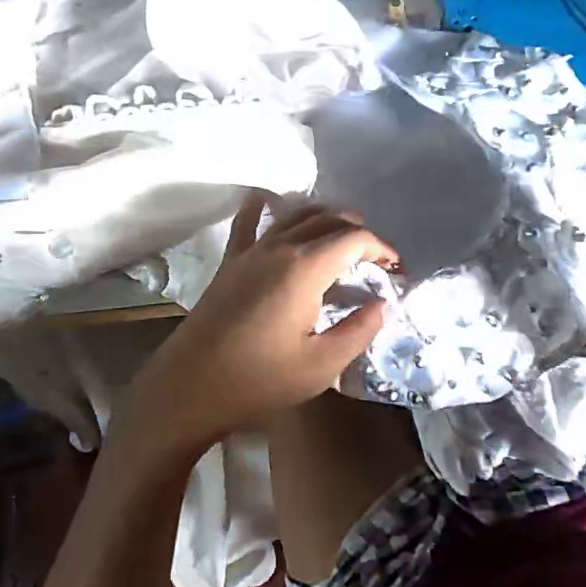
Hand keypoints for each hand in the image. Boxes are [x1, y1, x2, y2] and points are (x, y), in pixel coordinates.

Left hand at [129, 197, 397, 452]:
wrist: (189, 388)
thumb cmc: (258, 380)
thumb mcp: (321, 366)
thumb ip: (359, 331)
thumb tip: (382, 304)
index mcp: (306, 268)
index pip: (355, 239)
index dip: (382, 248)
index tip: (396, 268)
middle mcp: (280, 247)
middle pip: (328, 220)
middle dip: (359, 231)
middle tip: (376, 257)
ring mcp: (251, 250)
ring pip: (295, 214)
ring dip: (324, 215)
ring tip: (343, 230)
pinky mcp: (230, 261)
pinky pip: (248, 221)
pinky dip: (263, 205)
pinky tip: (268, 198)